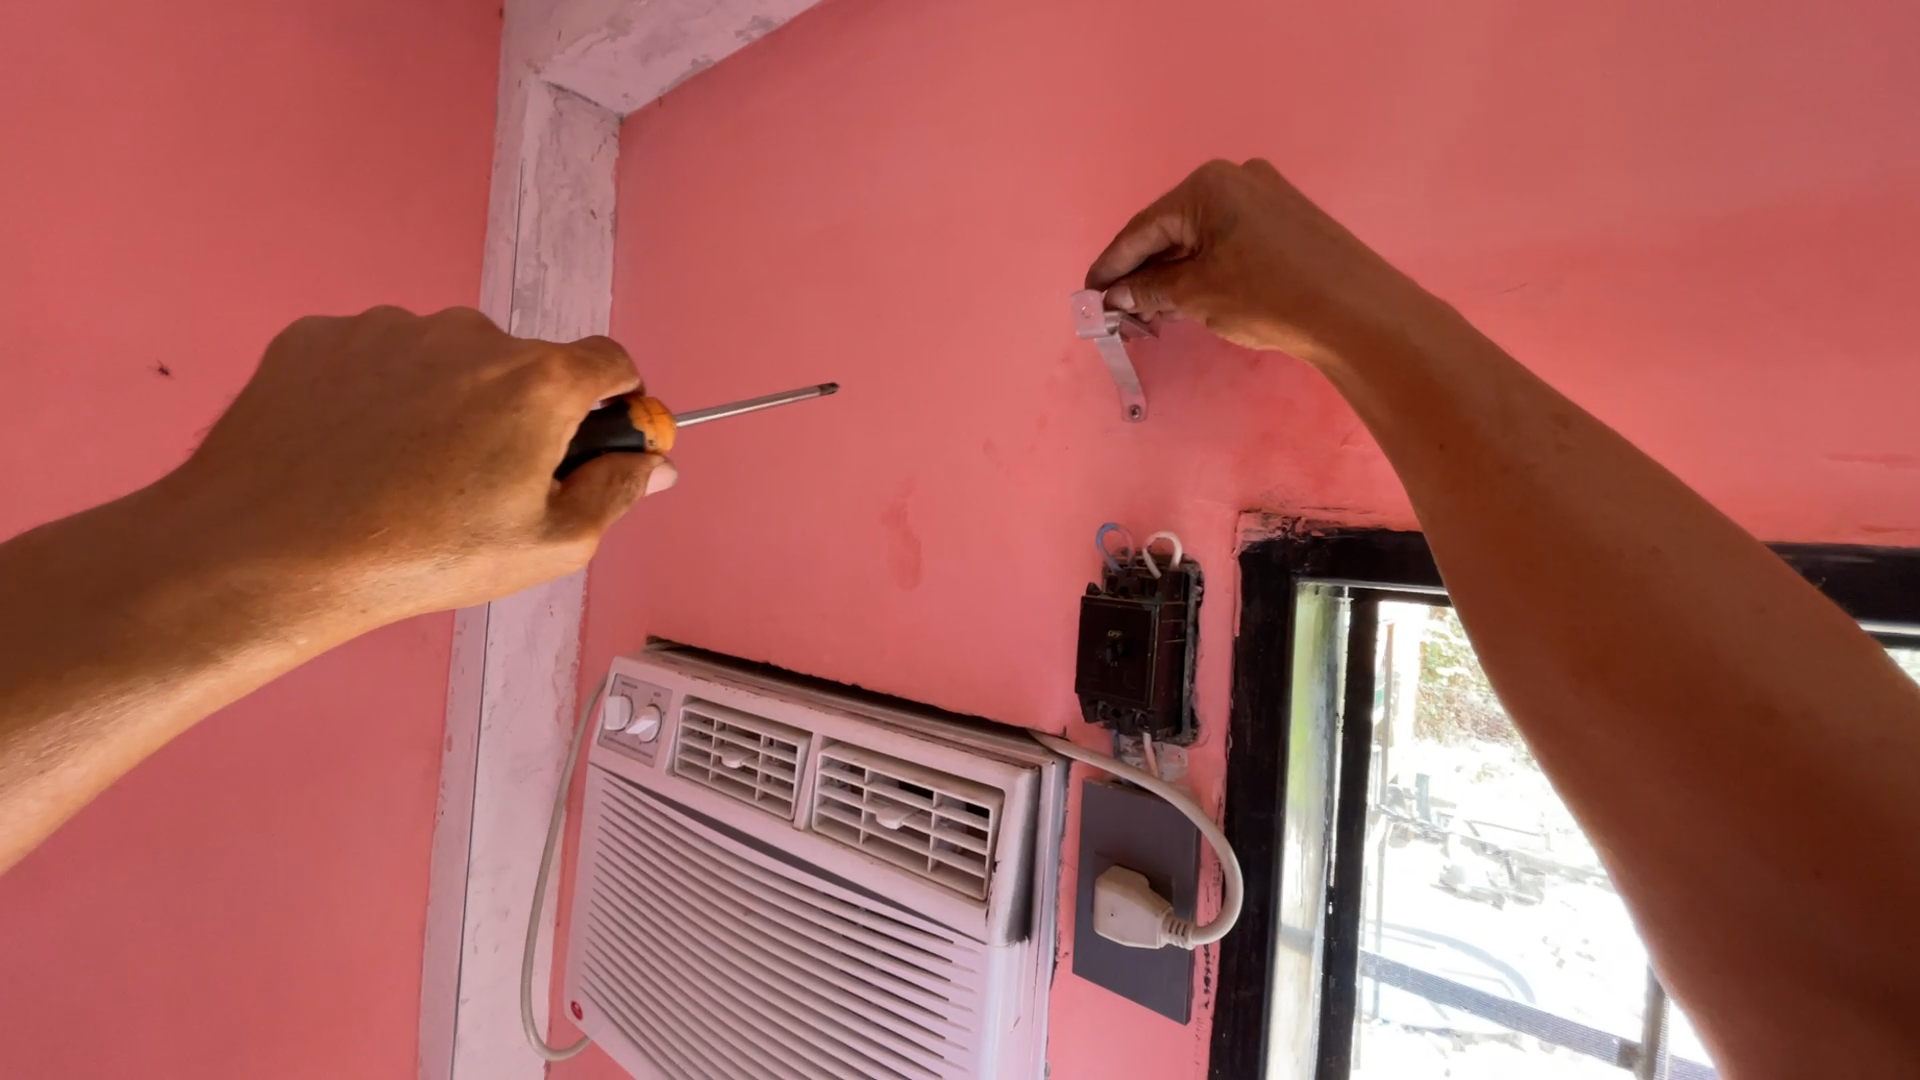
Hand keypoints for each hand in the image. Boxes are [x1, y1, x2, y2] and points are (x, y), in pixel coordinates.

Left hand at [163, 306, 672, 626]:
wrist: (265, 553)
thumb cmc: (427, 553)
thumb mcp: (556, 542)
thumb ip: (620, 489)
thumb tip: (655, 463)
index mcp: (539, 381)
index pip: (612, 359)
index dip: (619, 398)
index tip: (601, 436)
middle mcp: (470, 335)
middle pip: (532, 363)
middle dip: (534, 410)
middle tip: (499, 477)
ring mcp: (389, 328)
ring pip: (458, 358)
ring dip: (463, 399)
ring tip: (422, 468)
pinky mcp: (320, 335)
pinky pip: (386, 356)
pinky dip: (394, 391)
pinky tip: (368, 447)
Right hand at [1085, 159, 1439, 362]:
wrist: (1355, 311)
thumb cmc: (1266, 296)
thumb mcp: (1195, 294)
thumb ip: (1148, 290)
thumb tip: (1116, 296)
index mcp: (1206, 186)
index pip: (1141, 230)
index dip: (1110, 266)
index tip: (1087, 295)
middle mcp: (1234, 179)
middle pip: (1168, 231)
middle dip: (1139, 274)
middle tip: (1117, 313)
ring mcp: (1263, 196)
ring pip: (1196, 238)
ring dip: (1168, 276)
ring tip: (1148, 315)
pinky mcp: (1282, 220)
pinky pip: (1223, 242)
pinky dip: (1197, 270)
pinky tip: (1185, 298)